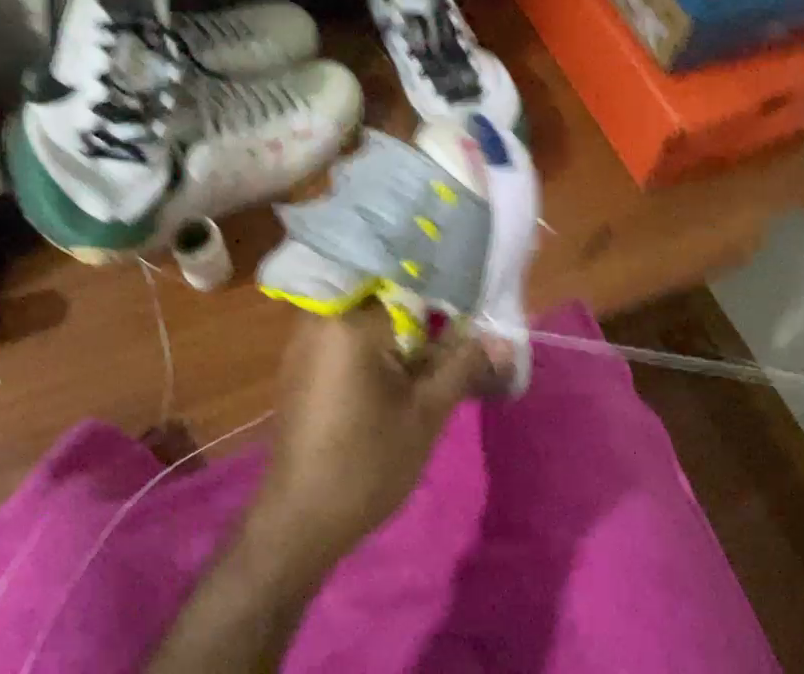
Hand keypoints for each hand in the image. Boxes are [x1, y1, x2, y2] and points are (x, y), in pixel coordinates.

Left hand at [250, 308, 494, 568]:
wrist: (301, 519)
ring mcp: (305, 338)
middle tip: (461, 335)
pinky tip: (401, 369)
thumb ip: (463, 365)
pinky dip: (377, 343)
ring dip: (402, 329)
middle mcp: (322, 315)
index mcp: (350, 319)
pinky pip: (348, 334)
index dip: (449, 297)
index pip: (411, 285)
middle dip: (426, 312)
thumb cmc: (368, 465)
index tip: (476, 314)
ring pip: (368, 314)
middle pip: (387, 295)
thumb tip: (502, 339)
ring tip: (437, 353)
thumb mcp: (427, 413)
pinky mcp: (302, 361)